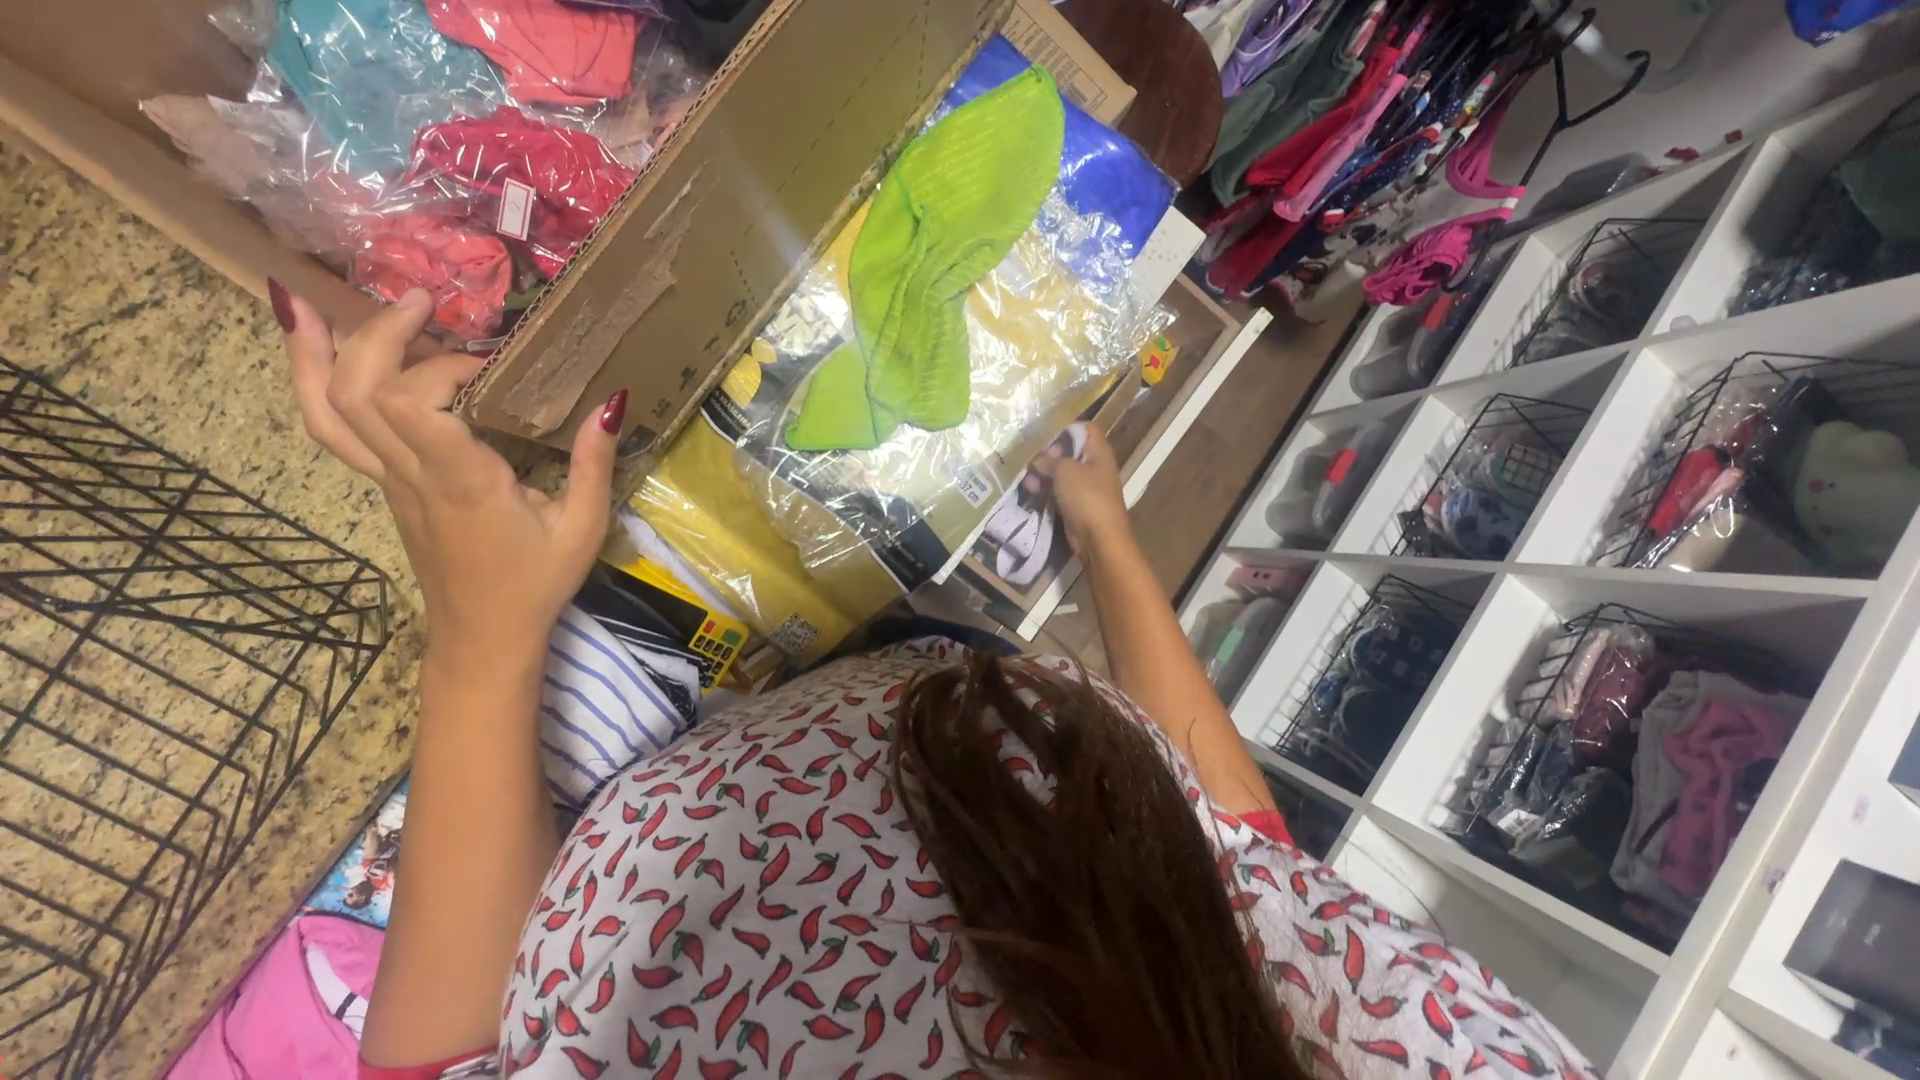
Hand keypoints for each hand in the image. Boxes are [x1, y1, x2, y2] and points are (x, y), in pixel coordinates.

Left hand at [277, 282, 620, 662]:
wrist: (484, 634)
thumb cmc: (537, 582)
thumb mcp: (583, 527)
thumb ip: (593, 463)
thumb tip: (611, 401)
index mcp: (463, 484)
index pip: (416, 407)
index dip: (442, 367)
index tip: (491, 365)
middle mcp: (412, 476)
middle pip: (360, 392)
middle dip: (383, 335)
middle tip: (426, 304)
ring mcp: (388, 480)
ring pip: (328, 408)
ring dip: (319, 349)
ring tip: (315, 299)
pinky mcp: (384, 484)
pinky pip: (332, 427)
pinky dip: (311, 379)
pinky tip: (311, 345)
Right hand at [1029, 426, 1132, 557]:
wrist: (1098, 537)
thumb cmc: (1086, 496)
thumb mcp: (1065, 470)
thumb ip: (1050, 460)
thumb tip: (1040, 459)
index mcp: (1099, 452)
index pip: (1086, 429)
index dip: (1067, 429)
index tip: (1047, 435)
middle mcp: (1095, 467)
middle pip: (1071, 452)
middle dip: (1050, 455)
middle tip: (1034, 460)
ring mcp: (1086, 488)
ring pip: (1063, 474)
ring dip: (1044, 475)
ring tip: (1028, 481)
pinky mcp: (1077, 506)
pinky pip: (1060, 493)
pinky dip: (1047, 491)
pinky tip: (1031, 492)